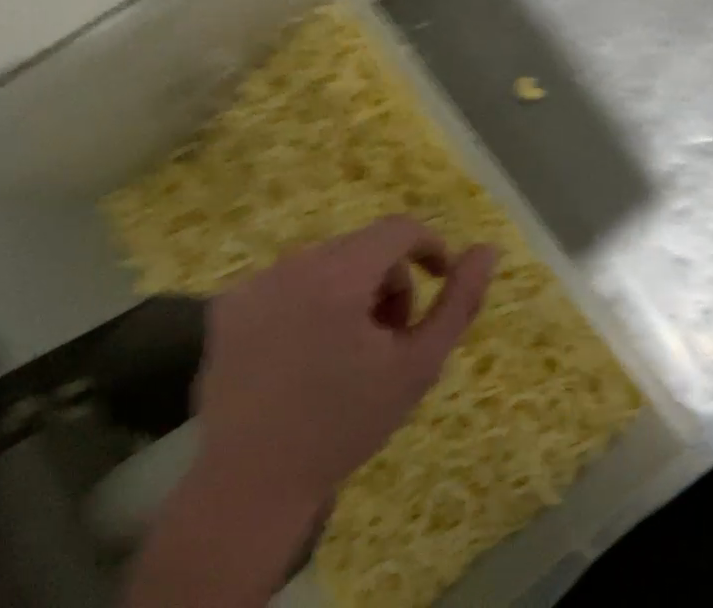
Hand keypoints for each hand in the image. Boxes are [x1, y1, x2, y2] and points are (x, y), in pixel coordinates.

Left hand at [194, 216, 496, 505]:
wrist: (251, 483)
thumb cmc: (344, 425)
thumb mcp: (418, 366)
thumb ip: (458, 302)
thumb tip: (486, 250)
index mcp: (339, 275)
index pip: (398, 229)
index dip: (431, 248)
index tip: (442, 284)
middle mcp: (291, 266)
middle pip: (362, 249)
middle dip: (391, 283)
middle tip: (393, 340)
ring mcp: (252, 286)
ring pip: (325, 266)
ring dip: (351, 294)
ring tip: (350, 354)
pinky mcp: (226, 309)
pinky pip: (287, 286)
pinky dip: (310, 306)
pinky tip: (304, 359)